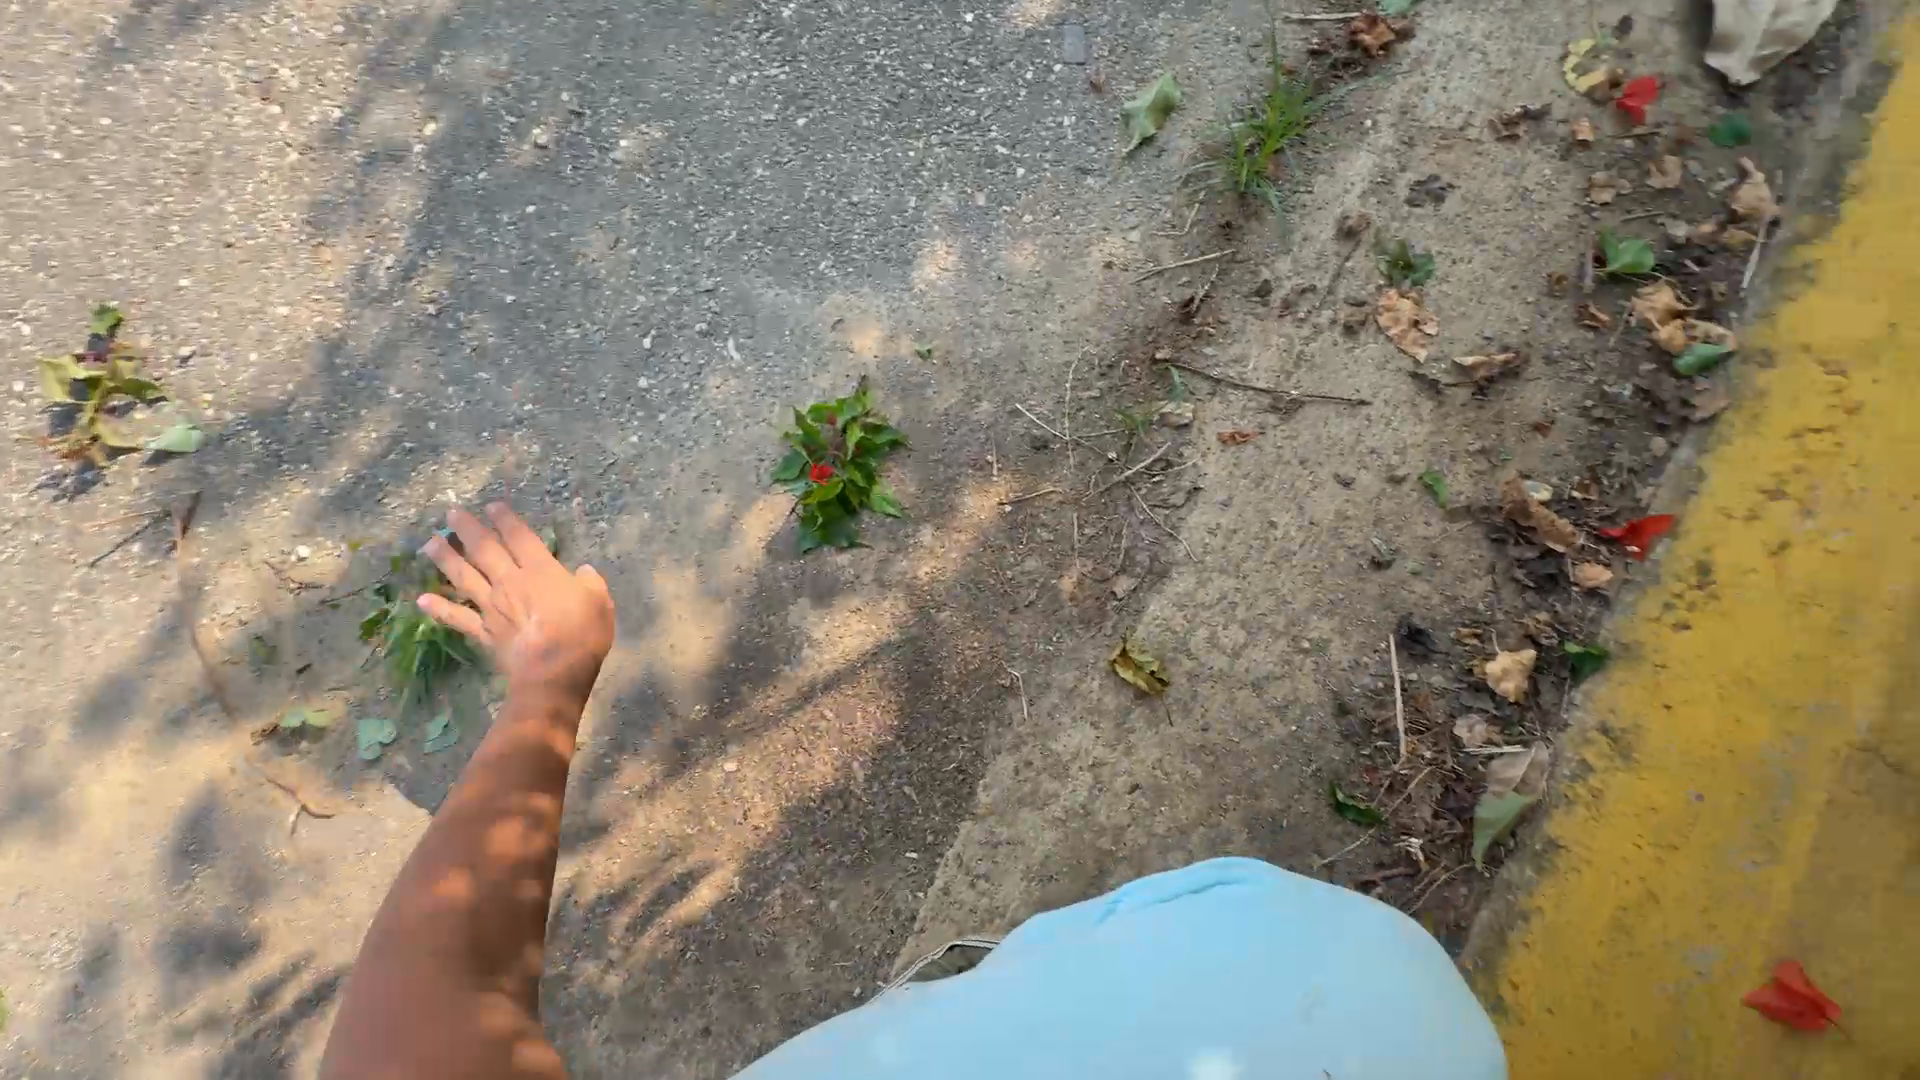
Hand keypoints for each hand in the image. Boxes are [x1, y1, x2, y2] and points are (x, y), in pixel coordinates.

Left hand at [417, 502, 615, 706]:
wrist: (553, 671)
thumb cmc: (582, 633)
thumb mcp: (600, 602)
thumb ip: (590, 583)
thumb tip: (583, 571)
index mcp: (541, 571)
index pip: (521, 538)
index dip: (506, 521)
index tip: (492, 506)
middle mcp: (510, 582)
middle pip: (485, 550)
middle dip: (468, 530)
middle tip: (451, 514)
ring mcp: (492, 607)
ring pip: (464, 577)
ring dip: (445, 559)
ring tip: (429, 543)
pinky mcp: (483, 631)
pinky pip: (457, 618)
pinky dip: (440, 609)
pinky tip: (422, 599)